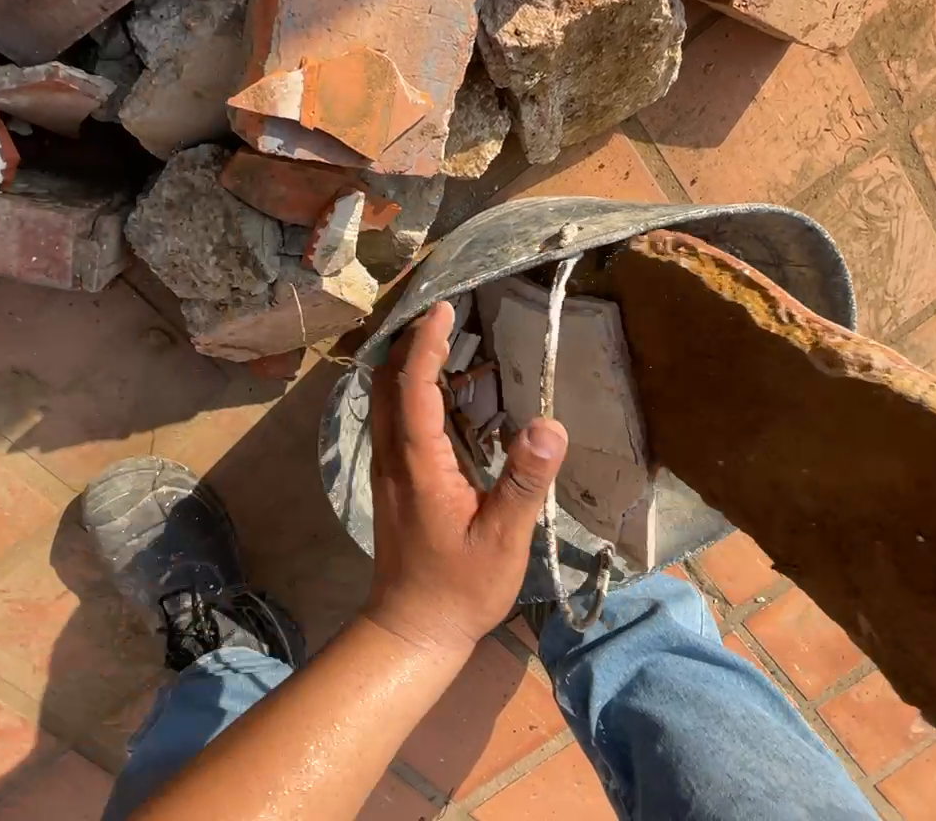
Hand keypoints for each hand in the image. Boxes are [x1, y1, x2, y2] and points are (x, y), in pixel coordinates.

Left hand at [362, 301, 567, 656]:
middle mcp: (393, 456)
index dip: (426, 343)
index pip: (413, 387)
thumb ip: (523, 482)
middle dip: (410, 339)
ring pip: (385, 398)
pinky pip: (393, 416)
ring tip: (444, 335)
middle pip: (388, 381)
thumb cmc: (460, 588)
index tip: (442, 306)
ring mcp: (388, 466)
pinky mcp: (393, 477)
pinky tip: (445, 389)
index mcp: (418, 464)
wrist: (412, 628)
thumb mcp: (501, 540)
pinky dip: (411, 387)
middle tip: (443, 307)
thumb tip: (550, 424)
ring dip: (407, 361)